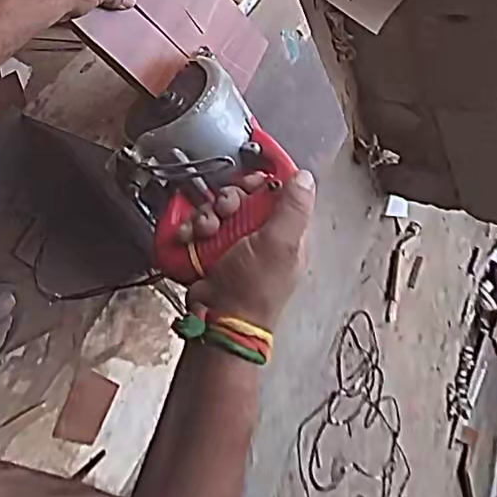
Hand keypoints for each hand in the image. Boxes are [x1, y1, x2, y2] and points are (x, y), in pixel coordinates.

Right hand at [184, 170, 314, 330]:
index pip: (274, 191)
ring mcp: (232, 242)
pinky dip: (191, 229)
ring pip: (216, 209)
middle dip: (227, 200)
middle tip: (225, 212)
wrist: (217, 319)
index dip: (259, 182)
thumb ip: (293, 209)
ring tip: (205, 232)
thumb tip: (305, 178)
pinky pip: (197, 226)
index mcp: (284, 232)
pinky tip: (191, 238)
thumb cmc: (253, 289)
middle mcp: (259, 234)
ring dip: (206, 216)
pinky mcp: (209, 249)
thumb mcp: (278, 245)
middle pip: (241, 196)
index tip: (247, 183)